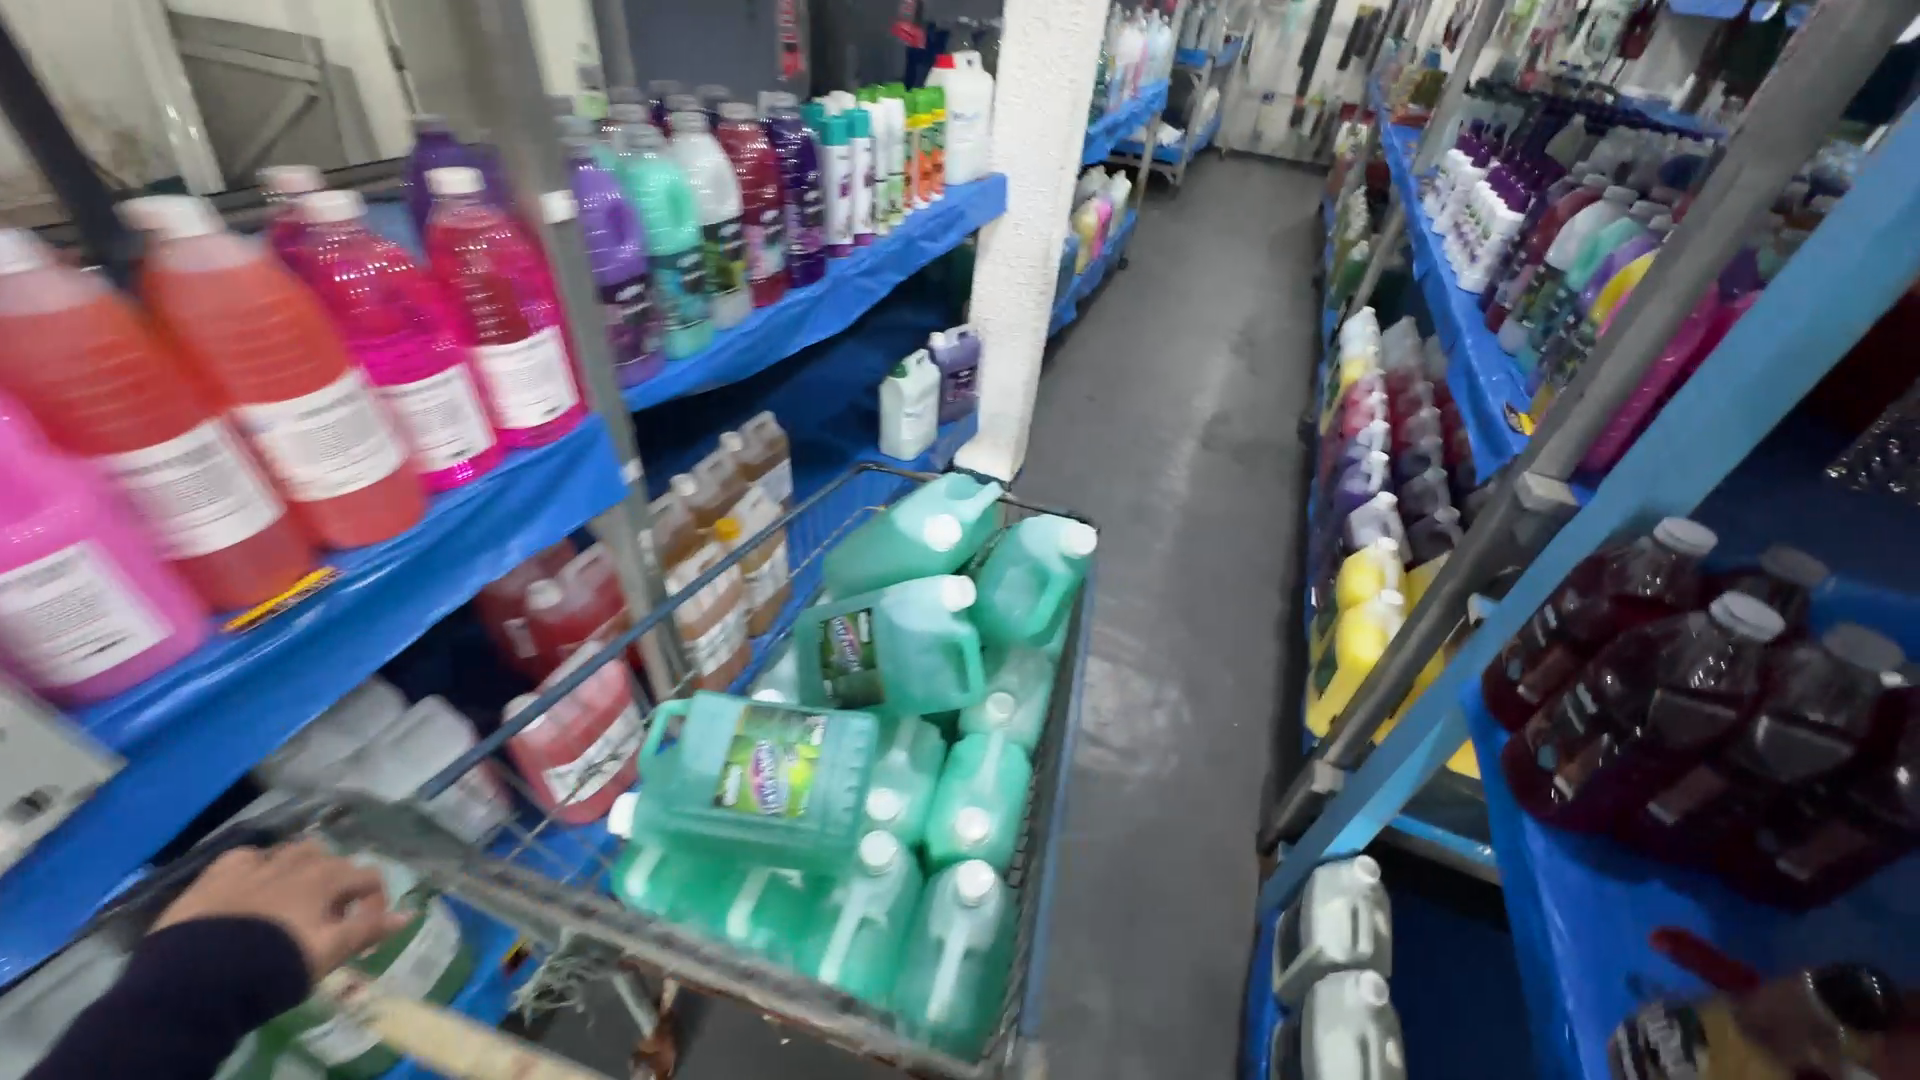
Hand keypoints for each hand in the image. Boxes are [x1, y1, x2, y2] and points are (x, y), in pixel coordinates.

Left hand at [154, 839, 413, 979]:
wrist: (193, 983)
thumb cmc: (272, 966)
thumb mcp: (328, 954)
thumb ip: (368, 929)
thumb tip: (409, 913)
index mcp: (329, 877)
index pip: (369, 876)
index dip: (374, 900)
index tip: (365, 928)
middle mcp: (298, 861)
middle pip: (331, 859)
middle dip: (335, 883)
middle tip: (325, 917)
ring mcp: (255, 865)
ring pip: (291, 852)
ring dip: (299, 869)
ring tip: (291, 897)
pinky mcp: (216, 875)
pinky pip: (245, 858)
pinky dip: (255, 867)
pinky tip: (251, 885)